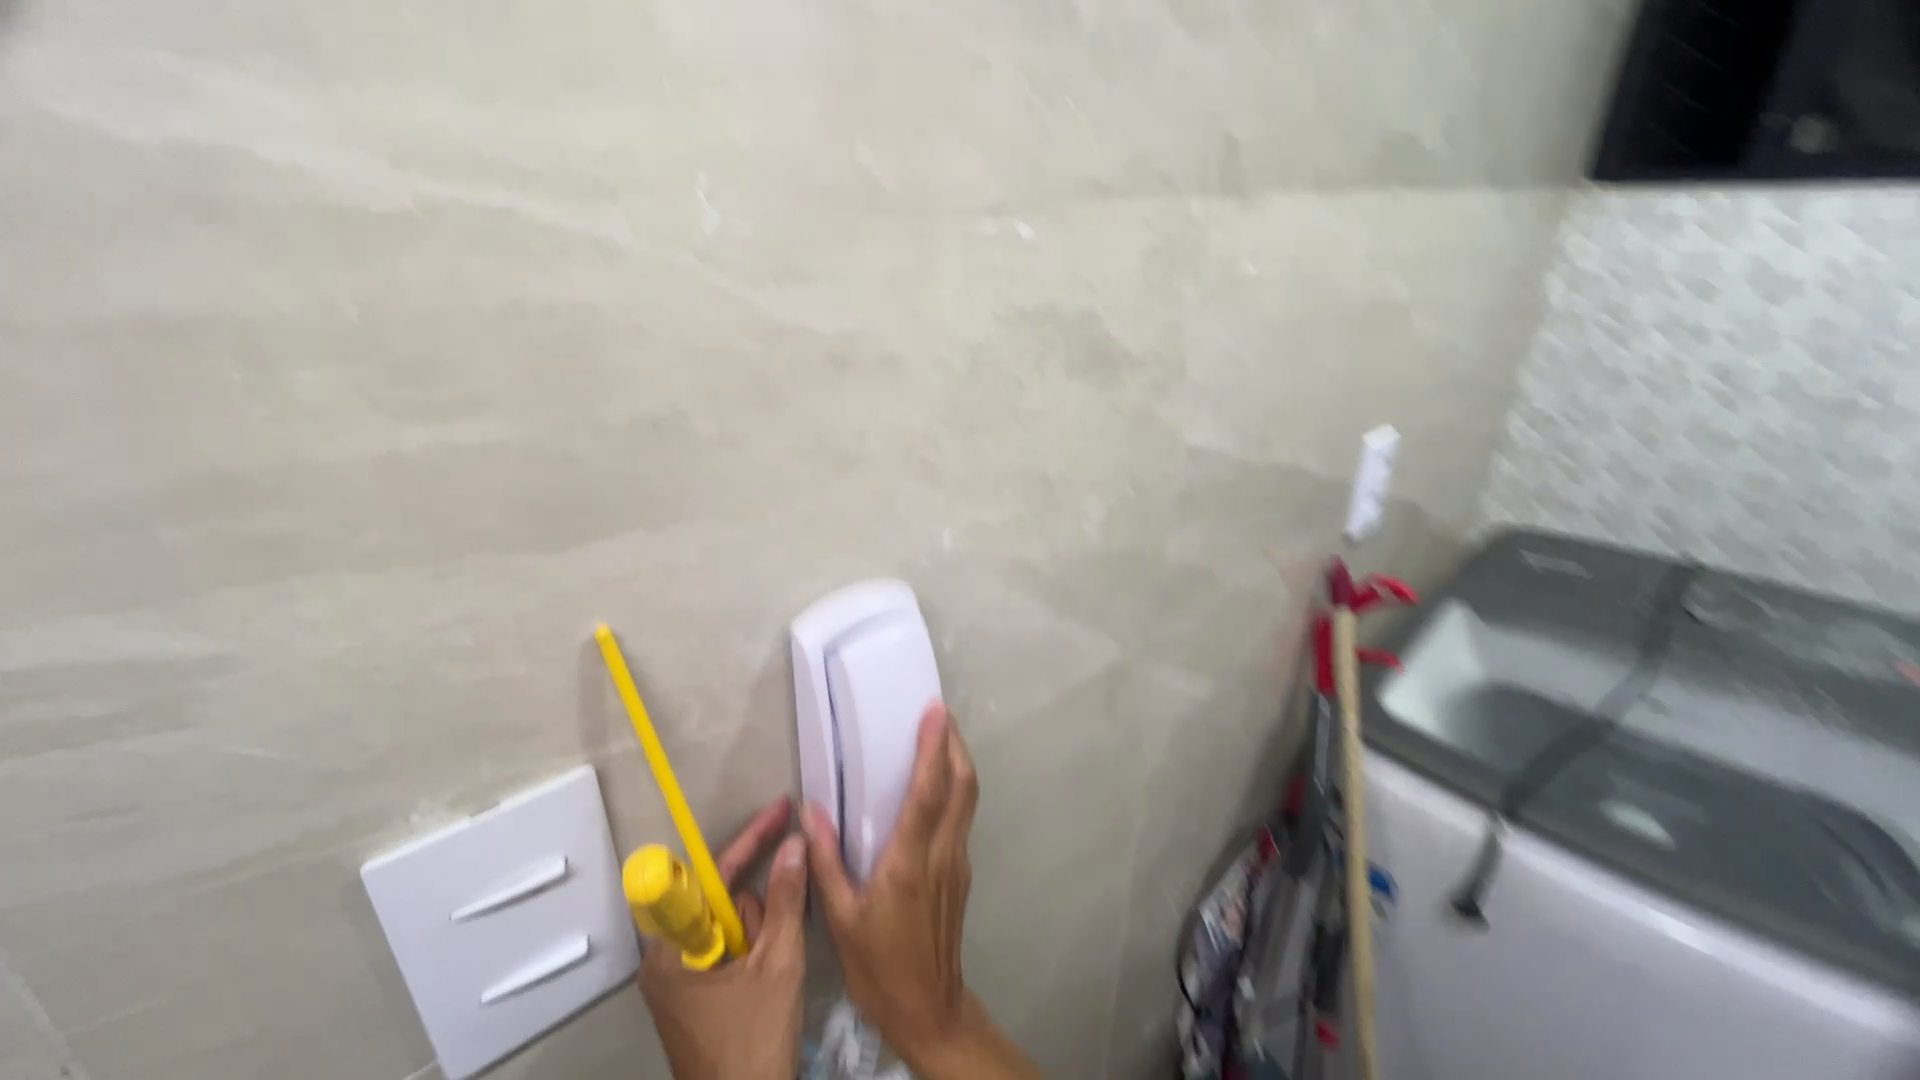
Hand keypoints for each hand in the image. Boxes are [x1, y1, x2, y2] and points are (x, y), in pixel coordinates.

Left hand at [640, 797, 807, 1079]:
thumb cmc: (755, 1040)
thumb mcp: (779, 964)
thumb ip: (787, 899)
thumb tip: (795, 843)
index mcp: (672, 947)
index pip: (712, 875)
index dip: (750, 840)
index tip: (780, 810)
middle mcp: (665, 956)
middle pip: (723, 901)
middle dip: (759, 911)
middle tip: (780, 942)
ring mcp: (676, 977)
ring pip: (730, 926)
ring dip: (760, 936)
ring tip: (775, 972)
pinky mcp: (690, 994)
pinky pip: (726, 949)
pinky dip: (753, 952)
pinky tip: (768, 977)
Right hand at [804, 705, 1036, 1078]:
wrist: (929, 1009)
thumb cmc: (879, 966)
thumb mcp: (841, 920)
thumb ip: (825, 864)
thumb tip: (810, 812)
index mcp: (910, 862)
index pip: (929, 793)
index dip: (934, 748)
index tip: (934, 712)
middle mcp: (942, 854)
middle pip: (962, 787)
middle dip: (955, 744)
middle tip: (938, 713)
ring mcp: (957, 862)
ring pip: (967, 800)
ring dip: (958, 764)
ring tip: (937, 738)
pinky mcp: (961, 872)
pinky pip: (961, 818)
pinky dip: (953, 790)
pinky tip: (932, 788)